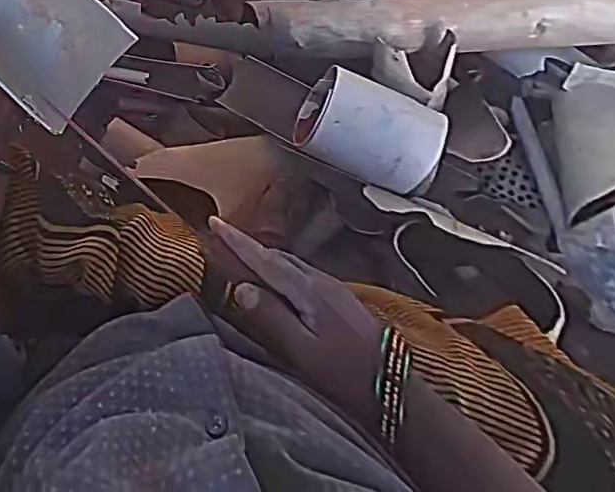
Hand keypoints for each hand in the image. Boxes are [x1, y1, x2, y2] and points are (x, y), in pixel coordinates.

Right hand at [210, 217, 385, 428]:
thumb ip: (271, 316)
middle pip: (276, 256)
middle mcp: (320, 282)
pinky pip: (302, 274)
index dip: (236, 240)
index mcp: (307, 290)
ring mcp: (334, 290)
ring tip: (243, 255)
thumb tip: (240, 288)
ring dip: (264, 256)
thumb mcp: (303, 350)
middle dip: (247, 245)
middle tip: (222, 237)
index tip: (214, 221)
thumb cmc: (346, 374)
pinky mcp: (341, 301)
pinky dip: (280, 269)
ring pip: (291, 264)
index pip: (263, 258)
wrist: (400, 394)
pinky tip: (278, 280)